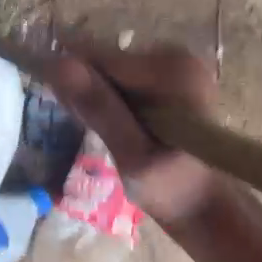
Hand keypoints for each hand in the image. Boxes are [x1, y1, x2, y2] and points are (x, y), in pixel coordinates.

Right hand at [43, 46, 220, 229]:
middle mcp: (178, 57)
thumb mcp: (130, 154)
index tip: (60, 105)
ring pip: (109, 69)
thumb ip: (98, 108)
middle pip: (106, 61)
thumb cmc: (170, 187)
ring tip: (101, 130)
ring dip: (96, 96)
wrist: (204, 204)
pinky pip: (122, 76)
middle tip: (84, 126)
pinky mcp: (169, 74)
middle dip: (86, 90)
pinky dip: (109, 97)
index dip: (71, 78)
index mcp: (174, 72)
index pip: (101, 58)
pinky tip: (114, 123)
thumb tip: (57, 65)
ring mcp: (175, 64)